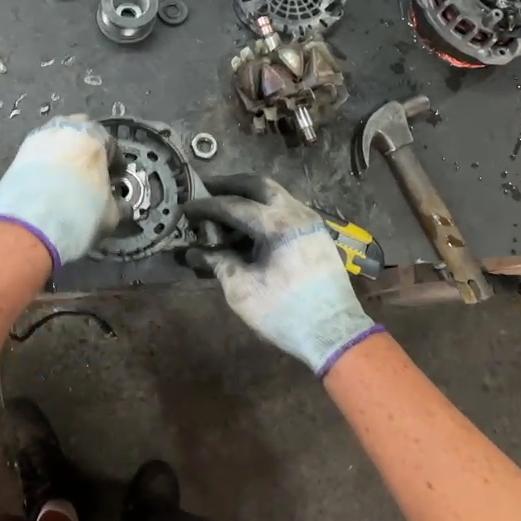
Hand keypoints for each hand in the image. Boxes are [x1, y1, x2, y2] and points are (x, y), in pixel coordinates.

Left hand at [0, 116, 117, 269]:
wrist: (29, 227)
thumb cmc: (79, 214)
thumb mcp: (111, 215)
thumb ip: (119, 206)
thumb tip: (123, 207)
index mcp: (93, 137)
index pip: (112, 145)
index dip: (116, 164)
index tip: (115, 179)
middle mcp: (65, 130)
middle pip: (82, 134)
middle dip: (88, 151)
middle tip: (91, 175)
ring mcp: (38, 139)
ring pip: (57, 142)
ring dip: (65, 156)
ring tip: (67, 181)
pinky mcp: (18, 154)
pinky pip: (38, 154)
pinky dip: (45, 165)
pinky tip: (48, 185)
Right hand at [184, 176, 380, 376]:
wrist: (335, 334)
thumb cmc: (285, 312)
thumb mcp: (242, 290)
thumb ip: (217, 263)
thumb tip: (193, 253)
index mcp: (278, 224)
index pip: (233, 205)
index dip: (206, 206)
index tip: (185, 208)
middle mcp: (297, 213)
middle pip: (259, 185)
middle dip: (230, 185)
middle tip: (206, 189)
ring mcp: (310, 222)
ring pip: (275, 196)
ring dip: (248, 198)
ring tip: (224, 211)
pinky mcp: (316, 235)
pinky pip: (285, 211)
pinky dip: (263, 212)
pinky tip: (248, 229)